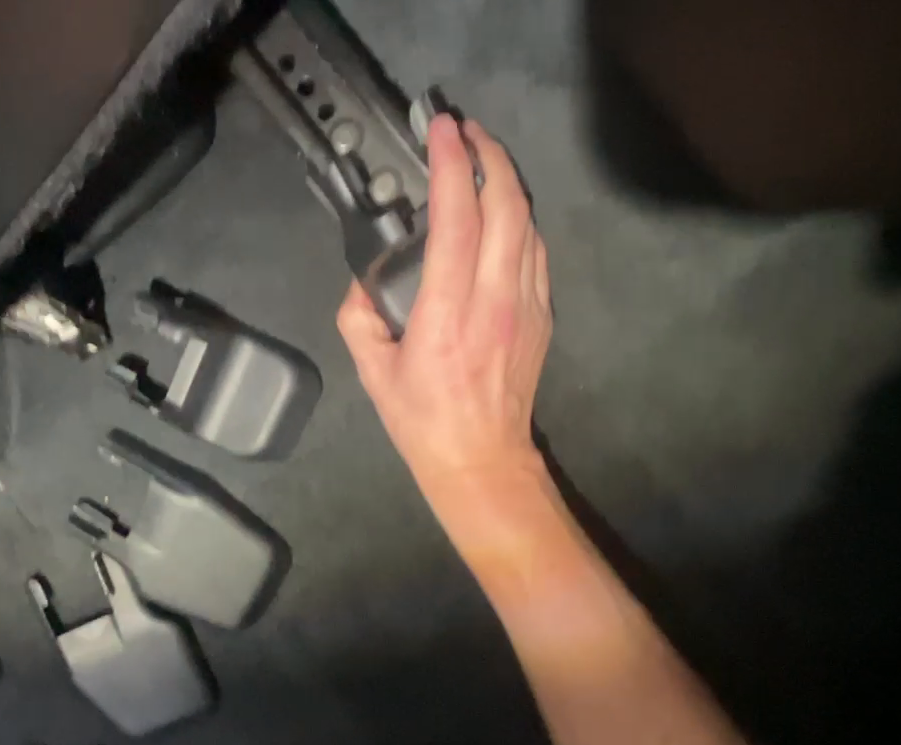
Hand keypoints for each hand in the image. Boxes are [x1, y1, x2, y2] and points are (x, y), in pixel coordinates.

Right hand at [338, 115, 551, 504]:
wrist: (481, 457)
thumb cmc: (422, 419)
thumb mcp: (373, 373)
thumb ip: (358, 319)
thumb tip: (362, 283)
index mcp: (446, 313)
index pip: (458, 219)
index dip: (452, 165)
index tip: (441, 130)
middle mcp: (494, 299)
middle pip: (507, 205)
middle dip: (490, 155)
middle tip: (466, 131)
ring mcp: (526, 305)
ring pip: (528, 222)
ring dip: (507, 181)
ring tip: (484, 160)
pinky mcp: (542, 314)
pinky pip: (535, 250)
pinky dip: (519, 218)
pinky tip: (502, 212)